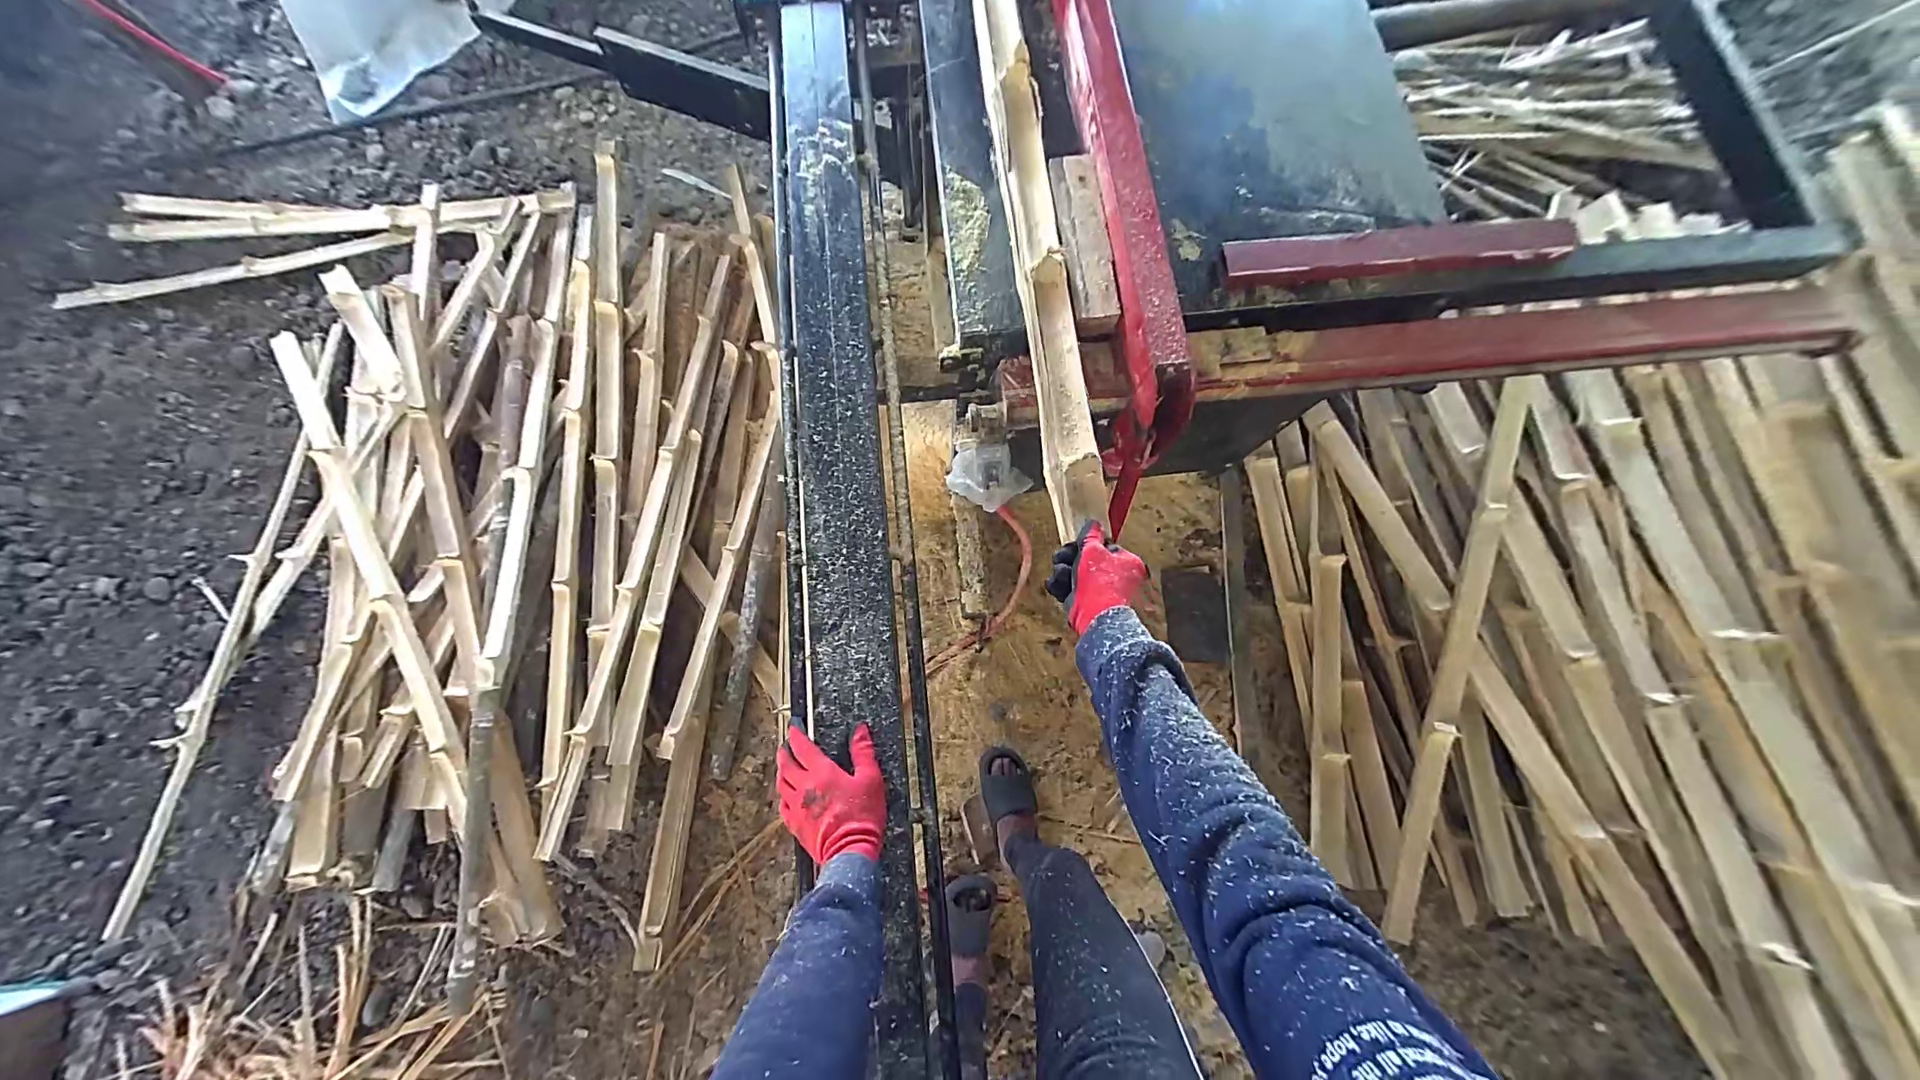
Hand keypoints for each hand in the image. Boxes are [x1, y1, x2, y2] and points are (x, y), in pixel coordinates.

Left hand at [778, 724, 884, 864]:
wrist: (850, 851)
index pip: (803, 748)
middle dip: (784, 753)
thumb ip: (864, 753)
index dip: (796, 736)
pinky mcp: (796, 825)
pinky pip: (783, 807)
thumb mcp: (871, 779)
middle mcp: (804, 788)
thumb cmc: (861, 818)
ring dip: (781, 772)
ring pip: (781, 785)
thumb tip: (860, 732)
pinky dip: (783, 797)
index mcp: (822, 773)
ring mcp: (797, 807)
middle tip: (785, 747)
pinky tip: (786, 797)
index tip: (794, 729)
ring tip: (783, 767)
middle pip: (786, 765)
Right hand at [1044, 521, 1148, 634]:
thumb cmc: (1100, 583)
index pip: (1104, 547)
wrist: (1096, 617)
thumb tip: (1093, 524)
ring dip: (1064, 572)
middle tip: (1062, 558)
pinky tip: (1055, 584)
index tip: (1076, 546)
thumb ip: (1091, 535)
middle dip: (1070, 558)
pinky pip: (1072, 590)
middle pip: (1088, 561)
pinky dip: (1062, 587)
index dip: (1087, 545)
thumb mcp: (1092, 551)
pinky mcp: (1087, 605)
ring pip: (1077, 575)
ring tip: (1060, 573)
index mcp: (1127, 563)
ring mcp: (1103, 593)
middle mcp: (1118, 578)